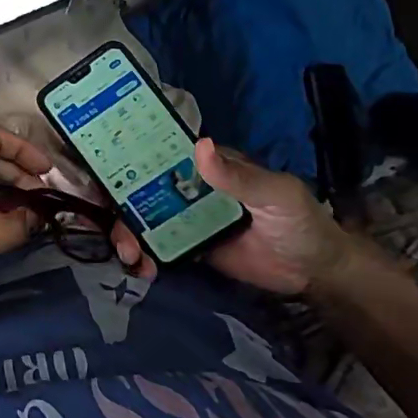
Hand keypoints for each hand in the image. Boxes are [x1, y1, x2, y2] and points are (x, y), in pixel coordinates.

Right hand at [109, 138, 358, 294]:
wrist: (317, 273)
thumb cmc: (300, 221)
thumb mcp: (276, 194)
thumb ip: (238, 175)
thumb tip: (200, 145)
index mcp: (202, 167)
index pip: (155, 157)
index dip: (124, 164)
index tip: (101, 178)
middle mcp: (185, 188)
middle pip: (137, 192)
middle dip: (120, 212)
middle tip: (122, 238)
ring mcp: (182, 218)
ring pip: (140, 220)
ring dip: (128, 237)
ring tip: (132, 258)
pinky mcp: (185, 245)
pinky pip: (154, 247)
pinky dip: (143, 257)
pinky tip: (144, 270)